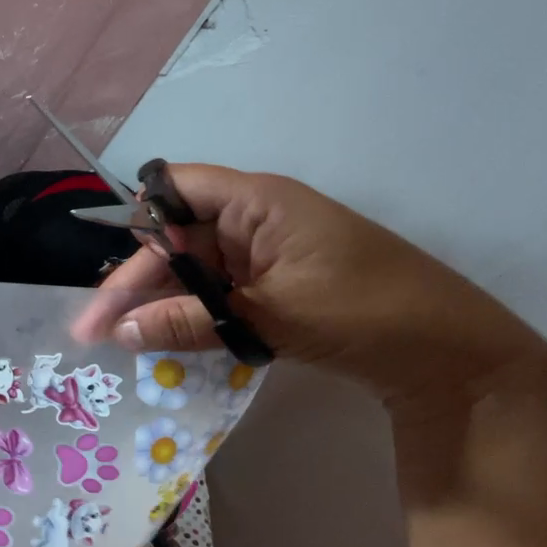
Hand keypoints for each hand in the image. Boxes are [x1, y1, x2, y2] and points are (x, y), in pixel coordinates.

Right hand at [77, 164, 546, 407]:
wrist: (453, 358)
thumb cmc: (366, 313)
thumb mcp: (268, 317)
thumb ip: (187, 321)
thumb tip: (119, 333)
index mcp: (258, 203)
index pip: (175, 188)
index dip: (135, 219)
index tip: (108, 267)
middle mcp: (253, 222)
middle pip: (171, 240)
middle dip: (131, 283)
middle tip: (93, 332)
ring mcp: (261, 257)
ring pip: (186, 272)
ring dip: (152, 305)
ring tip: (114, 344)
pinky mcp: (268, 288)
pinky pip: (210, 294)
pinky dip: (183, 317)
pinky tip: (155, 343)